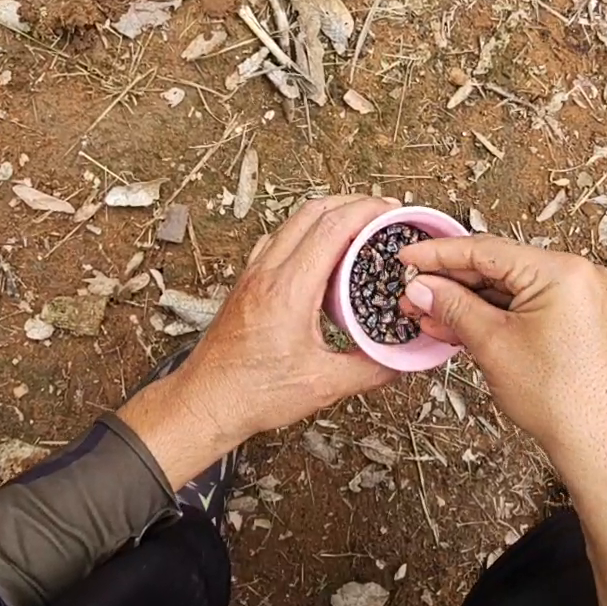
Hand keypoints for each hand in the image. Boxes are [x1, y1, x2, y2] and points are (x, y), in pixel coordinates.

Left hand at [118, 195, 399, 484]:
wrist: (204, 402)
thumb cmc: (252, 393)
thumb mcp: (324, 385)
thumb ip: (370, 370)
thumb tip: (402, 359)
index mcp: (289, 290)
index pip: (332, 228)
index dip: (366, 210)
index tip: (390, 208)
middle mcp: (267, 272)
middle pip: (312, 212)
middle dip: (351, 203)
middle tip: (380, 212)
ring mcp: (253, 273)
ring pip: (292, 222)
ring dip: (326, 214)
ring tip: (356, 226)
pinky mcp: (246, 282)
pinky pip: (277, 239)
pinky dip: (304, 232)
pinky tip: (318, 252)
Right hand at [396, 236, 606, 476]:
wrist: (604, 450)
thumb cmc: (563, 403)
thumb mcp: (492, 345)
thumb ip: (452, 306)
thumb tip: (422, 287)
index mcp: (563, 272)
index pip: (486, 250)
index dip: (439, 255)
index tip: (409, 258)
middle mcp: (581, 275)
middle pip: (499, 268)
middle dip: (452, 284)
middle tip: (414, 293)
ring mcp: (586, 298)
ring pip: (512, 289)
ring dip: (470, 302)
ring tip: (430, 314)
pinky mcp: (584, 319)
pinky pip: (530, 305)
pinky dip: (497, 315)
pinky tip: (462, 324)